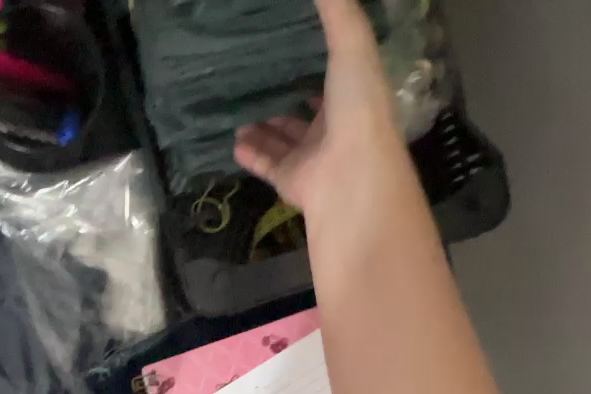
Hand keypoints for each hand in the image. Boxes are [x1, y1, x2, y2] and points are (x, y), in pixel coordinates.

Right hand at [232, 0, 410, 213]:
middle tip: (252, 80)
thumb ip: (335, 10)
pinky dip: (250, 155)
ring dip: (259, 127)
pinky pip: (266, 166)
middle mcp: (333, 128)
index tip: (288, 48)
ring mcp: (311, 158)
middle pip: (302, 112)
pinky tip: (233, 141)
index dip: (314, 64)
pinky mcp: (291, 181)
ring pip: (281, 140)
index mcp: (352, 97)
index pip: (333, 78)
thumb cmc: (357, 106)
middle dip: (280, 98)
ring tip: (234, 110)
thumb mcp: (351, 44)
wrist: (351, 174)